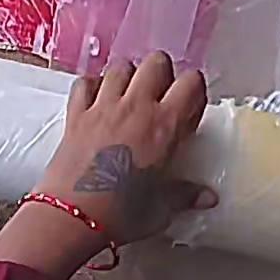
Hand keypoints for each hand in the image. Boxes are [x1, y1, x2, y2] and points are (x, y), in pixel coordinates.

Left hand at [37, 51, 215, 243]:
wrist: (70, 218)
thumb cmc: (120, 215)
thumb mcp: (160, 210)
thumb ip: (185, 196)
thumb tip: (208, 197)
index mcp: (164, 126)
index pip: (191, 82)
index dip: (192, 95)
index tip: (186, 117)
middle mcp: (135, 107)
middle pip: (156, 62)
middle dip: (161, 76)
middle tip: (157, 103)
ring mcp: (102, 108)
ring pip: (120, 66)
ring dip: (127, 78)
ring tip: (127, 101)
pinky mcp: (75, 116)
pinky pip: (84, 83)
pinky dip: (91, 87)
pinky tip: (96, 103)